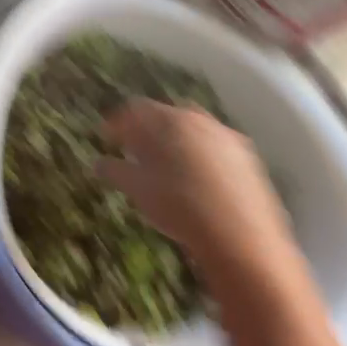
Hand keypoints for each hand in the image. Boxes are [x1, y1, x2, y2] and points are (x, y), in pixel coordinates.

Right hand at [95, 100, 301, 297]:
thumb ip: (113, 170)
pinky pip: (212, 146)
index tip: (106, 139)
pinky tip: (190, 179)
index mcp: (168, 122)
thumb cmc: (178, 207)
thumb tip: (99, 162)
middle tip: (133, 150)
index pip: (134, 108)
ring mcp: (227, 138)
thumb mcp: (135, 189)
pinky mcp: (247, 158)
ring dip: (173, 141)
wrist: (240, 237)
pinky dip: (195, 154)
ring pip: (191, 130)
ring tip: (162, 166)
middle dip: (147, 129)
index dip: (117, 122)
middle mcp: (200, 121)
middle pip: (166, 115)